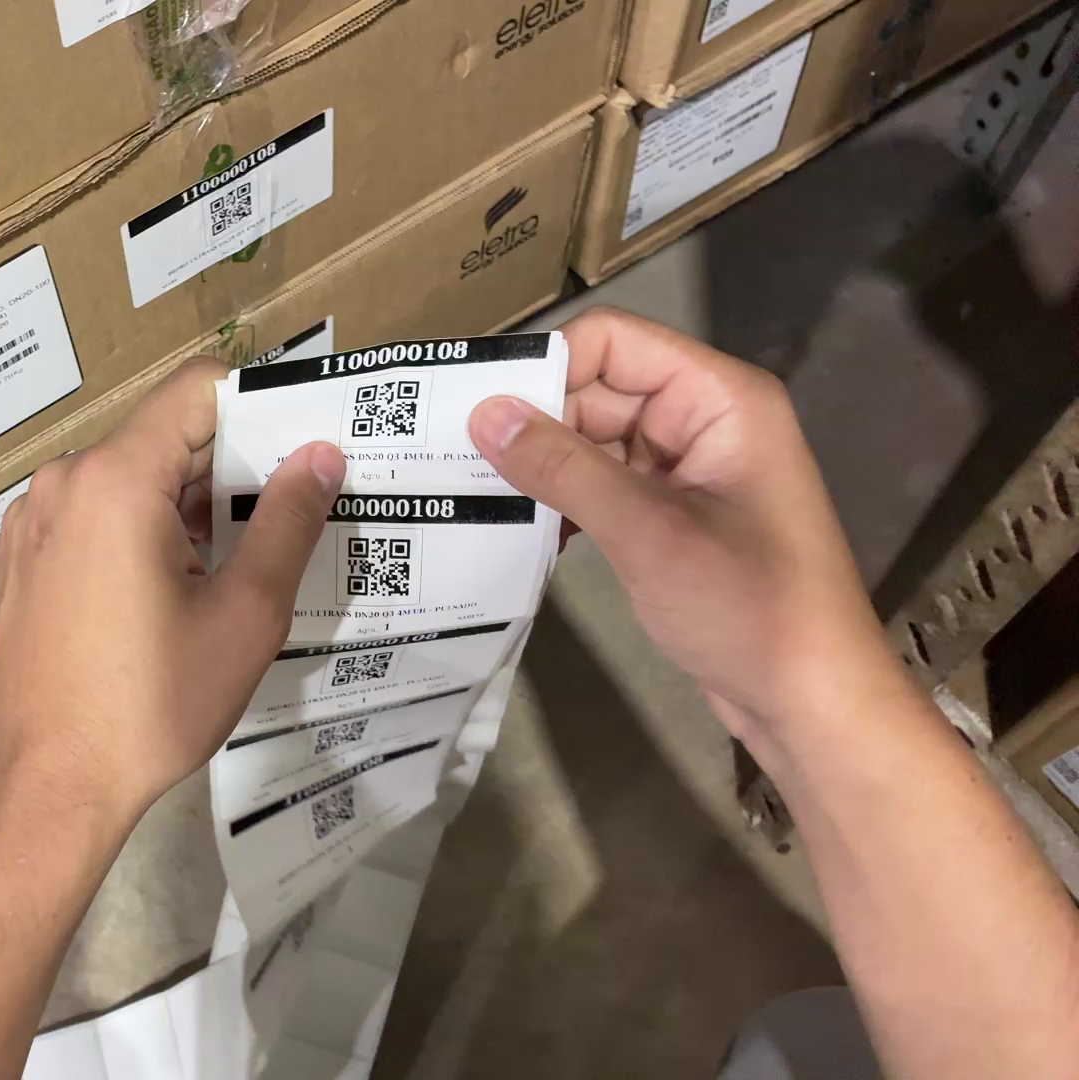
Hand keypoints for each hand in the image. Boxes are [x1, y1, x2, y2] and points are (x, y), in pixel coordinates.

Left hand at [0, 358, 345, 815]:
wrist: (45, 782)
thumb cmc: (152, 704)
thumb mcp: (243, 617)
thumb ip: (287, 522)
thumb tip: (319, 454)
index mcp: (115, 479)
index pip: (194, 389)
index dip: (254, 406)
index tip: (293, 450)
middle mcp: (61, 482)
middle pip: (159, 437)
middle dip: (221, 469)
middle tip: (274, 521)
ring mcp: (28, 519)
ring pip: (121, 478)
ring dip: (175, 505)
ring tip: (220, 567)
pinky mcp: (15, 556)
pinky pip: (85, 515)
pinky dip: (128, 530)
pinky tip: (152, 593)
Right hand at [467, 308, 892, 744]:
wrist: (804, 699)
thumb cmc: (747, 606)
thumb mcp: (647, 530)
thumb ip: (562, 467)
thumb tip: (482, 414)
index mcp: (714, 400)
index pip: (610, 343)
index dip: (545, 367)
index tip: (479, 412)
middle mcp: (693, 420)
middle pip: (589, 389)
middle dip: (528, 422)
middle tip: (456, 460)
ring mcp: (674, 467)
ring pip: (581, 439)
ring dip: (533, 465)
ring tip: (470, 492)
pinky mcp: (655, 508)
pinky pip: (587, 481)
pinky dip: (551, 497)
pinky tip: (514, 525)